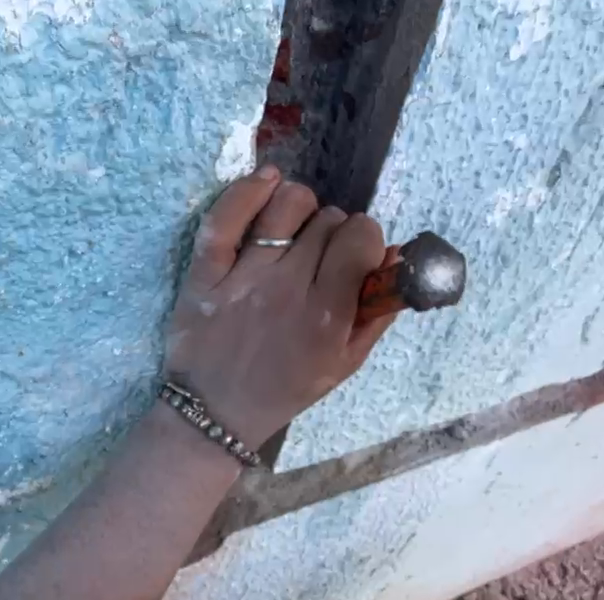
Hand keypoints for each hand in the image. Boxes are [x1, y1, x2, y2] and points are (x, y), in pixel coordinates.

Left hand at [164, 165, 395, 447]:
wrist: (217, 413)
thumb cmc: (285, 389)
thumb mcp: (343, 365)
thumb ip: (376, 315)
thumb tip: (398, 259)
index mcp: (327, 315)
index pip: (361, 237)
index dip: (365, 239)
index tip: (356, 256)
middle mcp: (288, 289)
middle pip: (328, 220)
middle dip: (334, 231)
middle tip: (323, 256)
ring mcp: (243, 277)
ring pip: (287, 204)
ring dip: (300, 207)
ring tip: (297, 229)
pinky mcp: (205, 272)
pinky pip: (226, 214)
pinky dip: (249, 188)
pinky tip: (267, 182)